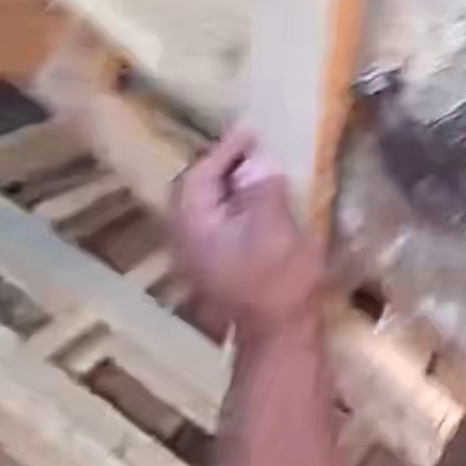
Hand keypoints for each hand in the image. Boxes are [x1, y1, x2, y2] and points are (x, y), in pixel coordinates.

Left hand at [170, 127, 323, 335]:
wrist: (278, 334)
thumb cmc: (278, 280)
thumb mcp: (275, 230)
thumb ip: (263, 192)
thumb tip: (260, 166)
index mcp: (196, 228)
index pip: (199, 177)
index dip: (224, 151)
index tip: (251, 131)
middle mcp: (187, 240)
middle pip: (194, 191)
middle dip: (220, 164)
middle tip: (252, 146)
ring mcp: (199, 256)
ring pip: (203, 206)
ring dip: (226, 182)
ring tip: (256, 166)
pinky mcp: (216, 265)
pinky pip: (216, 220)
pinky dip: (233, 201)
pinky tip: (256, 199)